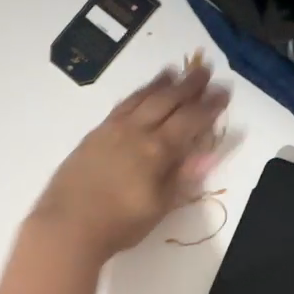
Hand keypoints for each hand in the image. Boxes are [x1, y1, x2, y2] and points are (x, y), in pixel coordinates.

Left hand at [29, 62, 229, 259]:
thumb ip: (183, 177)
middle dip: (188, 86)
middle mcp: (136, 132)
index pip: (189, 122)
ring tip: (174, 71)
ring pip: (142, 98)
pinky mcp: (96, 134)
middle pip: (166, 101)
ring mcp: (113, 129)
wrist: (70, 224)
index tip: (224, 92)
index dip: (209, 107)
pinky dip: (137, 94)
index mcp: (157, 151)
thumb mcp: (159, 206)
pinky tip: (142, 93)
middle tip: (204, 70)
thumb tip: (208, 155)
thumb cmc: (121, 224)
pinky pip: (123, 105)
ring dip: (161, 84)